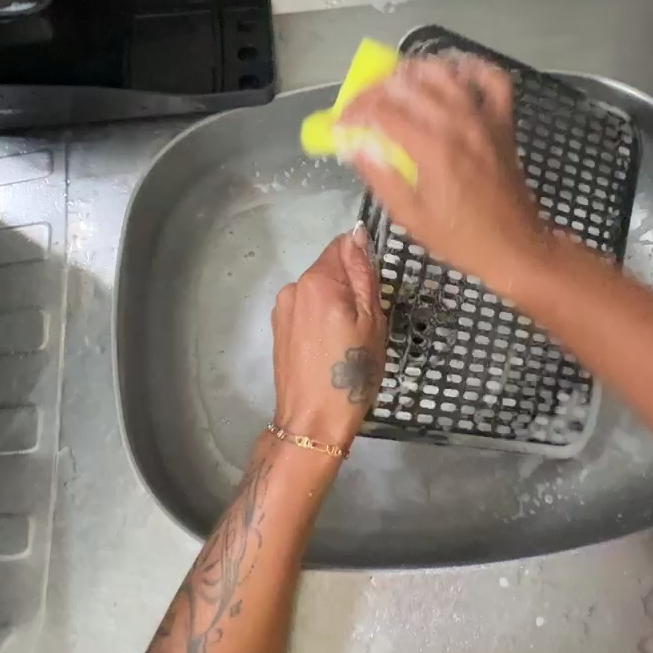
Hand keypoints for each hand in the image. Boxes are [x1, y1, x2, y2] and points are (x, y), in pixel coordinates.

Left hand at [271, 226, 386, 450]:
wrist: (312, 421)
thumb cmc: (351, 372)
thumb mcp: (370, 320)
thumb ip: (362, 272)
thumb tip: (357, 232)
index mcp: (317, 280)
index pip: (342, 245)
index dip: (363, 263)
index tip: (374, 290)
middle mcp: (293, 287)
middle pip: (329, 269)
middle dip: (349, 287)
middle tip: (365, 323)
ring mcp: (282, 308)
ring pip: (318, 291)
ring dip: (335, 304)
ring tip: (348, 339)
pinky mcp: (278, 328)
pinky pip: (307, 309)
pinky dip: (321, 319)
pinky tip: (330, 347)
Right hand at [337, 56, 549, 281]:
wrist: (514, 246)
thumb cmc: (460, 238)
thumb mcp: (411, 216)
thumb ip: (381, 177)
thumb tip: (355, 147)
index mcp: (431, 147)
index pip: (382, 111)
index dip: (355, 112)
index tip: (342, 123)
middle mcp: (457, 122)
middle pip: (408, 84)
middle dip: (376, 89)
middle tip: (361, 105)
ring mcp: (483, 117)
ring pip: (444, 73)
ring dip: (415, 71)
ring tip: (395, 84)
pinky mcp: (503, 120)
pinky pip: (491, 79)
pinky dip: (471, 68)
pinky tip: (452, 72)